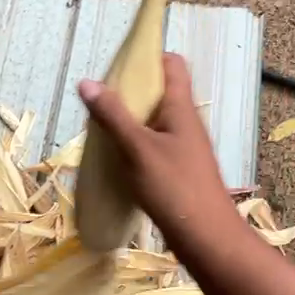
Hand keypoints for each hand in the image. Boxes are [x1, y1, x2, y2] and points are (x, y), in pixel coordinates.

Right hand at [78, 54, 242, 259]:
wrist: (206, 238)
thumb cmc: (174, 188)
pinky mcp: (178, 167)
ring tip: (101, 126)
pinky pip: (153, 142)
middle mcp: (185, 122)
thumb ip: (112, 116)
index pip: (172, 64)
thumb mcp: (137, 148)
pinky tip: (116, 155)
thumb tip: (87, 82)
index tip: (119, 64)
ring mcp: (183, 146)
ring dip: (130, 118)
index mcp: (181, 108)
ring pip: (154, 119)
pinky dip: (134, 141)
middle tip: (100, 98)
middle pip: (159, 91)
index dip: (148, 56)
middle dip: (130, 90)